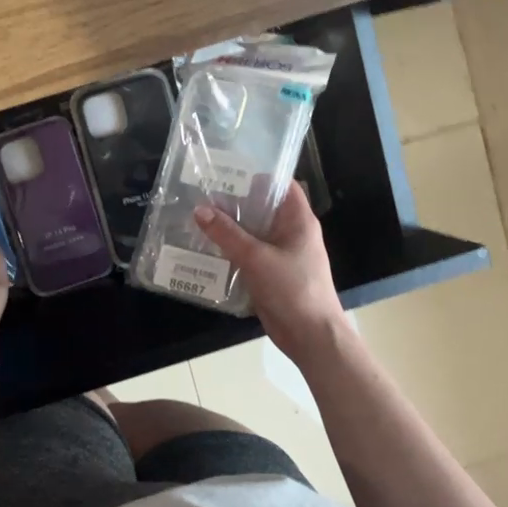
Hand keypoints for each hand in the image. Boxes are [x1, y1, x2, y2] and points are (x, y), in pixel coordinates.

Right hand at [194, 181, 344, 342]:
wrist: (311, 335)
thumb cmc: (292, 289)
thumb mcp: (256, 258)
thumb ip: (227, 234)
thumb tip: (199, 210)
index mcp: (298, 221)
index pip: (282, 186)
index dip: (258, 175)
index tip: (228, 170)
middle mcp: (291, 233)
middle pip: (262, 208)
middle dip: (234, 202)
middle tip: (202, 193)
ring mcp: (281, 255)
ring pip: (252, 233)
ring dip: (228, 228)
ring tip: (196, 218)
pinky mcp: (270, 274)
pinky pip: (248, 255)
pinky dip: (229, 251)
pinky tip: (204, 249)